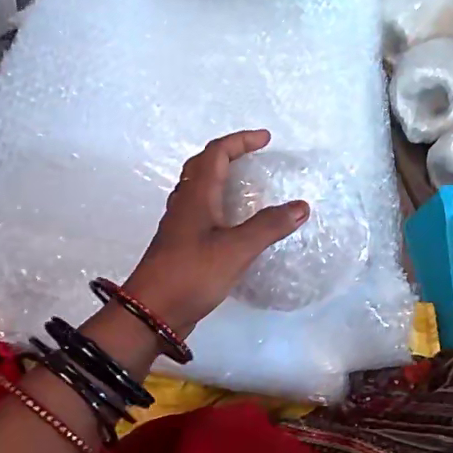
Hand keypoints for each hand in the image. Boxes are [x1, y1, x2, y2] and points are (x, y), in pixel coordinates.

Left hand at [123, 130, 309, 334]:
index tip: (266, 140)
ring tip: (245, 184)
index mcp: (196, 196)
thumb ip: (268, 226)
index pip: (216, 153)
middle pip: (202, 166)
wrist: (151, 312)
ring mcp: (179, 226)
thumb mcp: (236, 249)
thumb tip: (301, 206)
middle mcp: (184, 205)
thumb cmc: (191, 274)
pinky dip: (218, 204)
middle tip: (254, 156)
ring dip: (220, 177)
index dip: (240, 141)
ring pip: (198, 189)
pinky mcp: (180, 246)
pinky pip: (200, 212)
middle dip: (229, 154)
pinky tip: (233, 223)